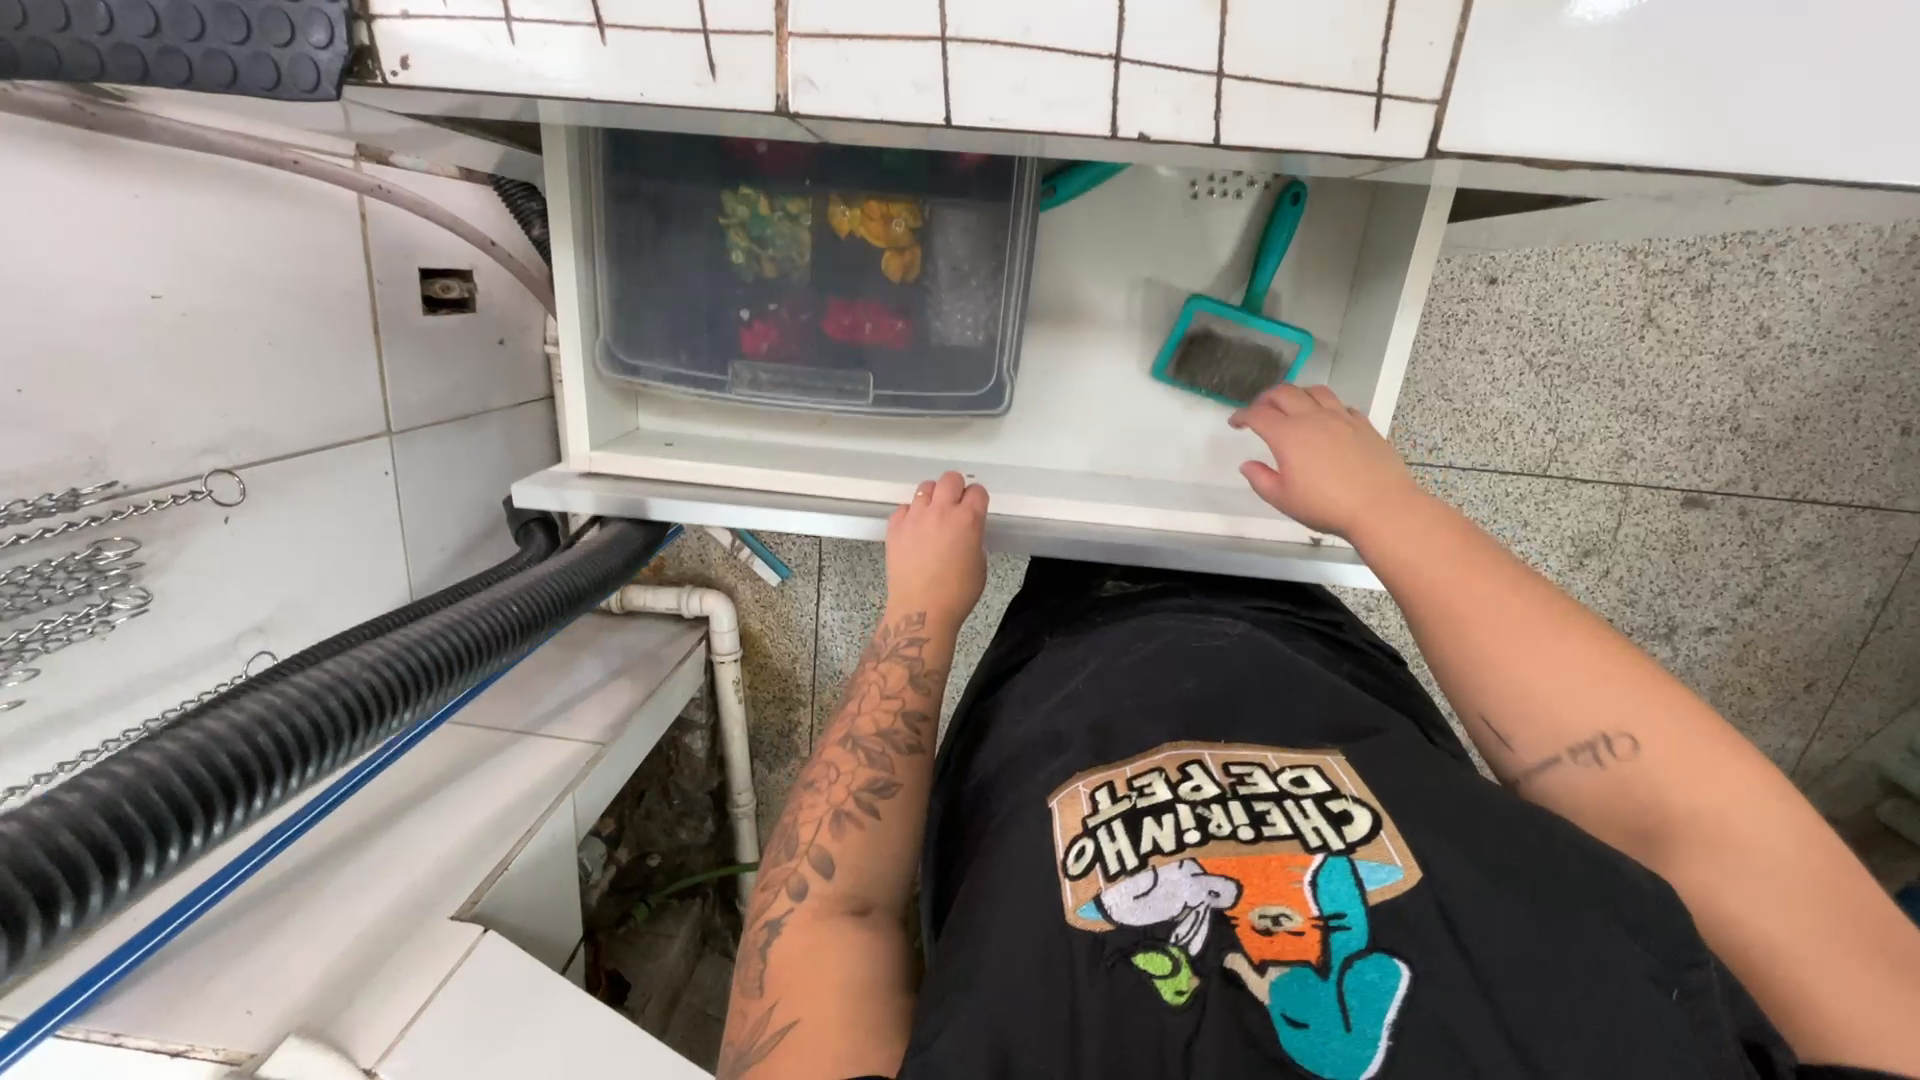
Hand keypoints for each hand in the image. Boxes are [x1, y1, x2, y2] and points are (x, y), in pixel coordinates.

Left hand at [886, 471, 988, 628]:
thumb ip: (974, 538)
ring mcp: (915, 517)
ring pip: (925, 488)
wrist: (922, 609)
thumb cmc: (956, 594)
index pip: (977, 491)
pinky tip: (915, 528)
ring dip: (933, 497)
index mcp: (968, 520)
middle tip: (955, 502)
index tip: (976, 504)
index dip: (978, 497)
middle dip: (956, 488)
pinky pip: (904, 508)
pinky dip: (911, 513)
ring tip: (933, 513)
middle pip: (950, 479)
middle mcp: (941, 512)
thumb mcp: (979, 563)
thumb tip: (966, 533)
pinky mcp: (895, 527)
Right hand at [1229, 384, 1424, 540]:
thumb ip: (1260, 479)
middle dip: (1266, 398)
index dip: (1242, 415)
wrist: (1380, 506)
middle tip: (1259, 410)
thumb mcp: (1282, 499)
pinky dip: (1326, 406)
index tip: (1235, 422)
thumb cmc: (1326, 506)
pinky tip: (1326, 419)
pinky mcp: (1363, 424)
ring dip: (1297, 393)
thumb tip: (1248, 465)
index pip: (1258, 415)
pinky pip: (1340, 405)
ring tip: (1292, 405)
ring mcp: (1341, 418)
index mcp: (1288, 436)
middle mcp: (1313, 418)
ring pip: (1315, 391)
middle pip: (1284, 393)